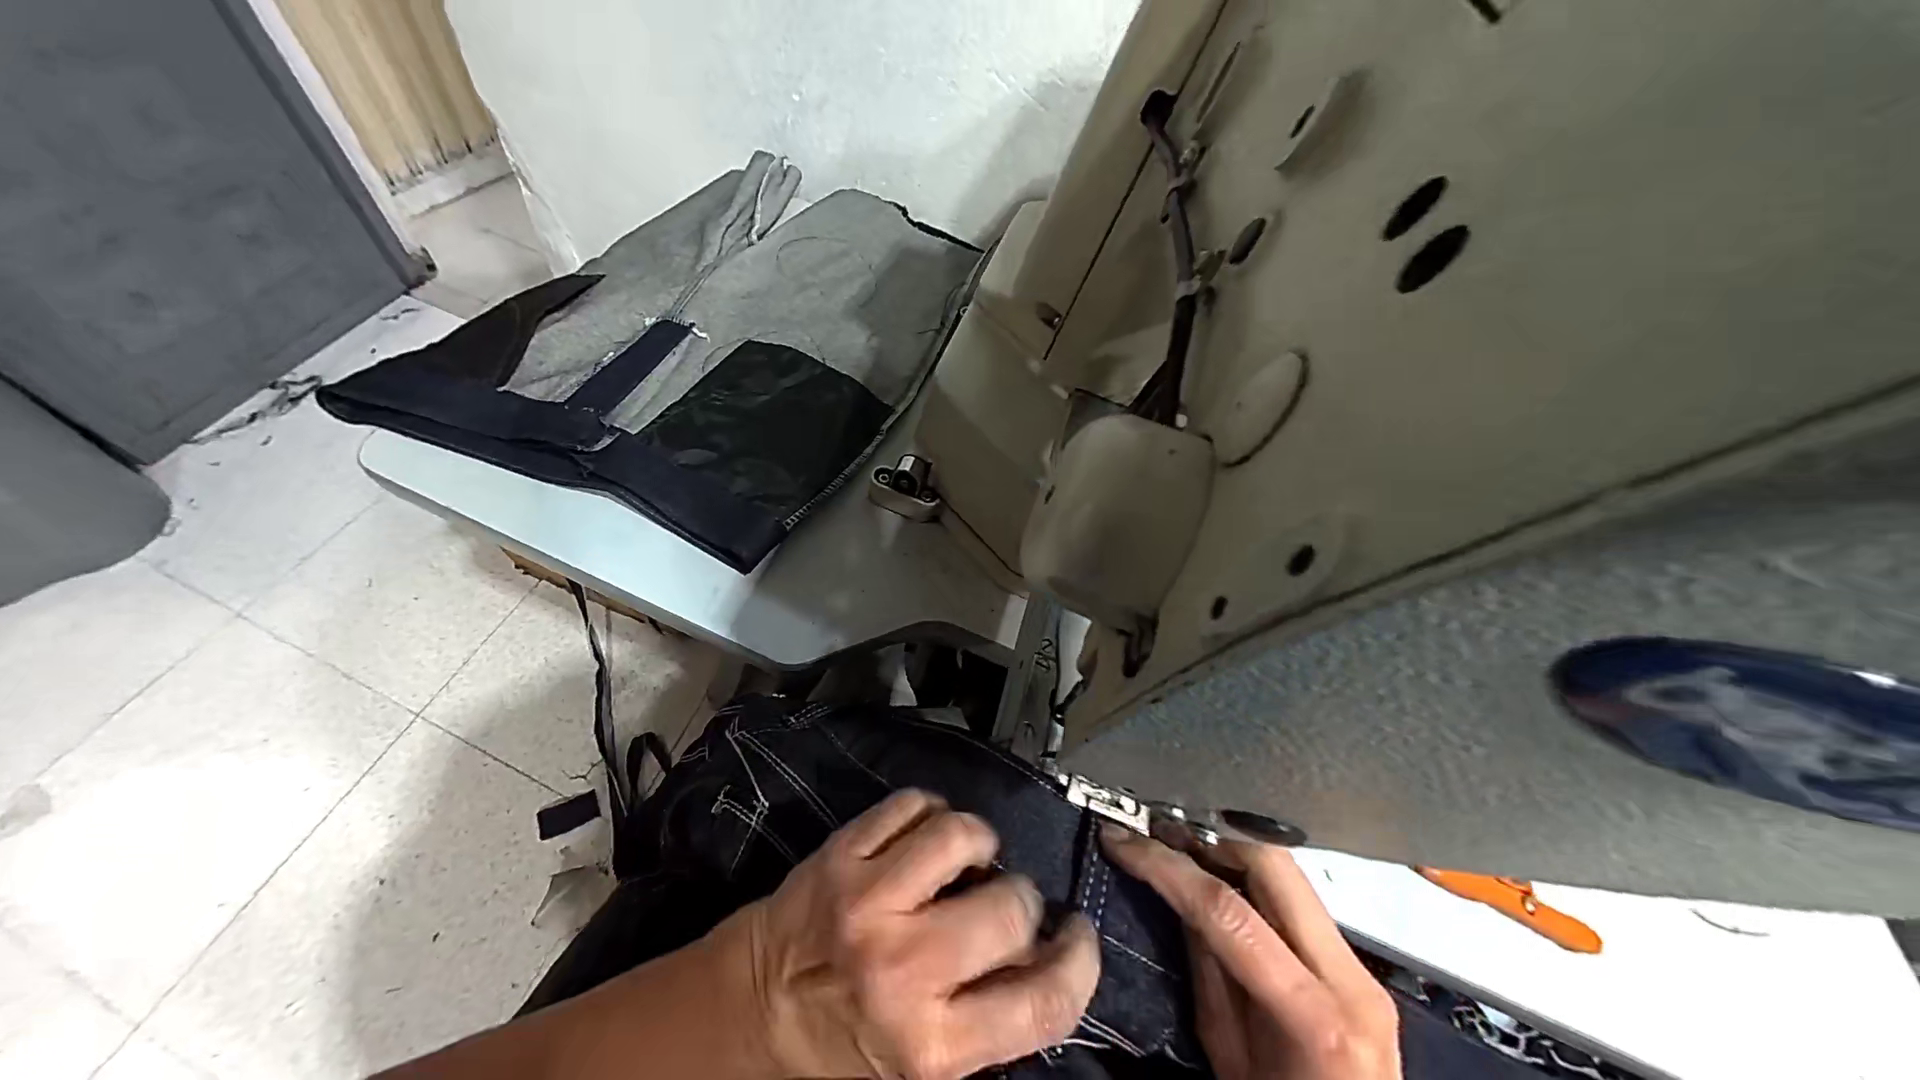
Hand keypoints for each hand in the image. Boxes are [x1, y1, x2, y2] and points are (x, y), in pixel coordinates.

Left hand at [716, 789, 1100, 1079]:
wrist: (750, 1015)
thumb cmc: (844, 1047)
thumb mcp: (926, 1065)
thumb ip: (992, 1018)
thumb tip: (1049, 951)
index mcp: (932, 1045)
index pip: (1042, 999)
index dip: (1080, 961)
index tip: (1077, 936)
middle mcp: (902, 968)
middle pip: (1010, 905)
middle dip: (1021, 901)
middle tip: (1003, 904)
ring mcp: (867, 900)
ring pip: (962, 836)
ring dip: (979, 843)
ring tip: (966, 862)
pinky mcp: (840, 853)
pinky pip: (912, 803)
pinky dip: (931, 811)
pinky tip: (925, 835)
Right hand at [1100, 826, 1399, 1079]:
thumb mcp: (1227, 1053)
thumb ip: (1206, 970)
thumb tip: (1175, 896)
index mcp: (1314, 1016)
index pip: (1228, 910)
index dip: (1167, 866)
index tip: (1123, 842)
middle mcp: (1350, 979)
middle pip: (1272, 865)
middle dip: (1208, 838)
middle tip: (1159, 834)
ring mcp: (1363, 969)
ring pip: (1289, 872)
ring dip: (1228, 850)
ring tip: (1180, 846)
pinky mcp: (1361, 966)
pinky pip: (1298, 898)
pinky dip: (1251, 876)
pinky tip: (1219, 875)